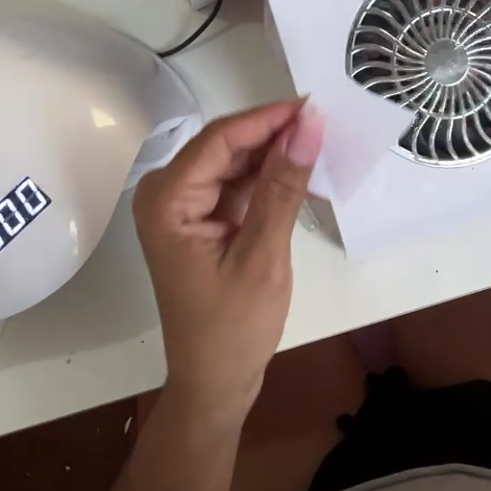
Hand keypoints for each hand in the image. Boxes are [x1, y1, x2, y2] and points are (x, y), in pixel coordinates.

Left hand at [132, 100, 324, 420]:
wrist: (215, 383)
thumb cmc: (232, 328)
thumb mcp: (262, 255)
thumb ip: (282, 187)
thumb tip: (307, 128)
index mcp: (166, 200)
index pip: (220, 139)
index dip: (267, 118)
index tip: (313, 106)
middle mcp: (167, 194)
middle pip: (225, 146)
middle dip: (273, 133)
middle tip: (324, 122)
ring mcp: (183, 205)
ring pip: (234, 160)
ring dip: (274, 153)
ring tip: (320, 141)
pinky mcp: (201, 217)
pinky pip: (237, 182)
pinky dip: (268, 177)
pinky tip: (300, 170)